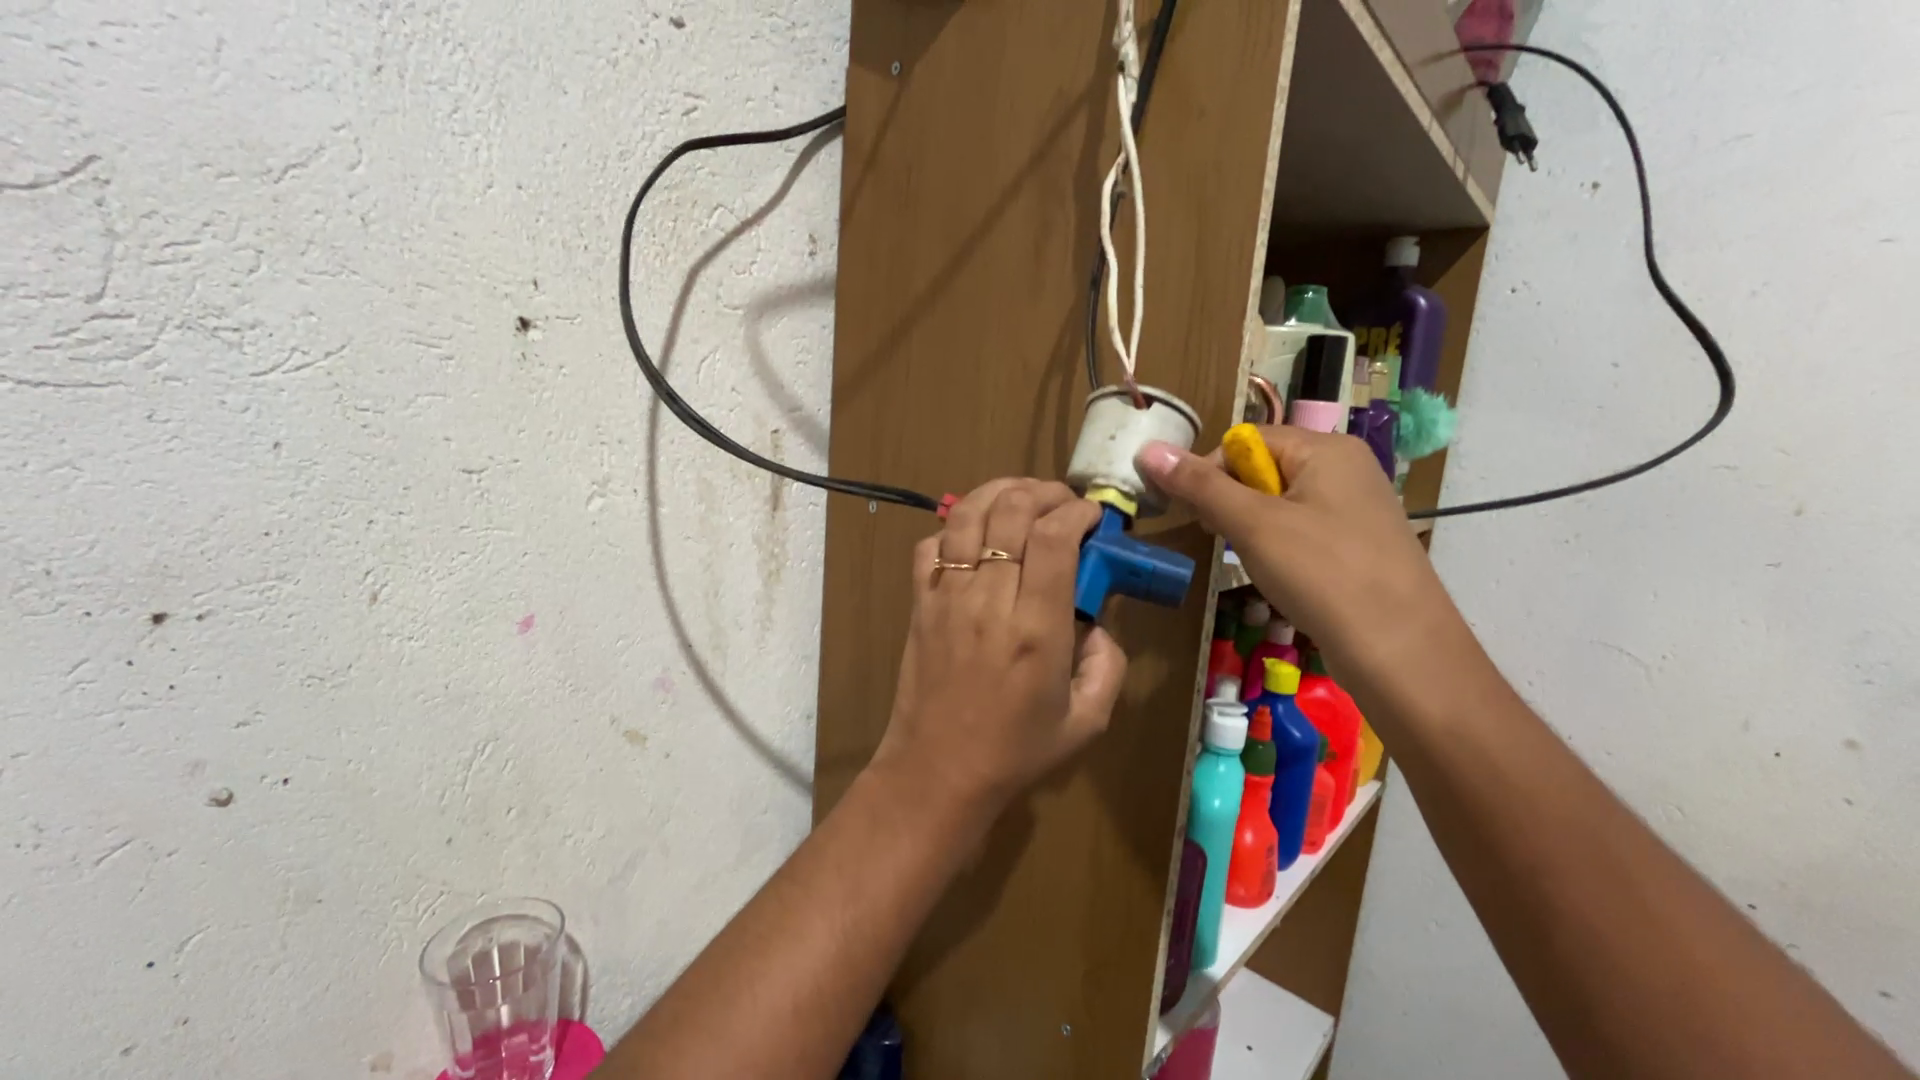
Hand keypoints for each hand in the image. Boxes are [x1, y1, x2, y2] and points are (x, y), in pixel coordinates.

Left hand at [872, 479, 1129, 810]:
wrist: (938, 772)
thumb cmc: (1016, 751)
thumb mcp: (1088, 720)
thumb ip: (1108, 664)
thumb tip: (1096, 621)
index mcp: (1036, 628)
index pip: (1054, 537)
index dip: (1078, 512)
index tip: (1094, 517)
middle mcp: (989, 600)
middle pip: (1011, 511)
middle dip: (1044, 492)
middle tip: (1063, 504)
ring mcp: (946, 597)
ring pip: (966, 515)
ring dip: (999, 493)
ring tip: (1023, 499)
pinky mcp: (919, 603)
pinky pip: (930, 544)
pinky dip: (954, 527)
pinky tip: (976, 537)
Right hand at [1136, 427, 1461, 685]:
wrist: (1401, 651)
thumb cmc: (1324, 574)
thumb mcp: (1254, 525)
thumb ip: (1201, 486)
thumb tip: (1149, 449)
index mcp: (1326, 449)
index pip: (1247, 440)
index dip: (1212, 472)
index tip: (1196, 516)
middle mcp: (1346, 470)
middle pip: (1265, 471)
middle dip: (1233, 505)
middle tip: (1227, 544)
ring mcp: (1357, 510)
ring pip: (1282, 507)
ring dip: (1255, 533)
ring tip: (1259, 567)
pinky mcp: (1360, 547)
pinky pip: (1304, 534)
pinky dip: (1282, 553)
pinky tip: (1284, 581)